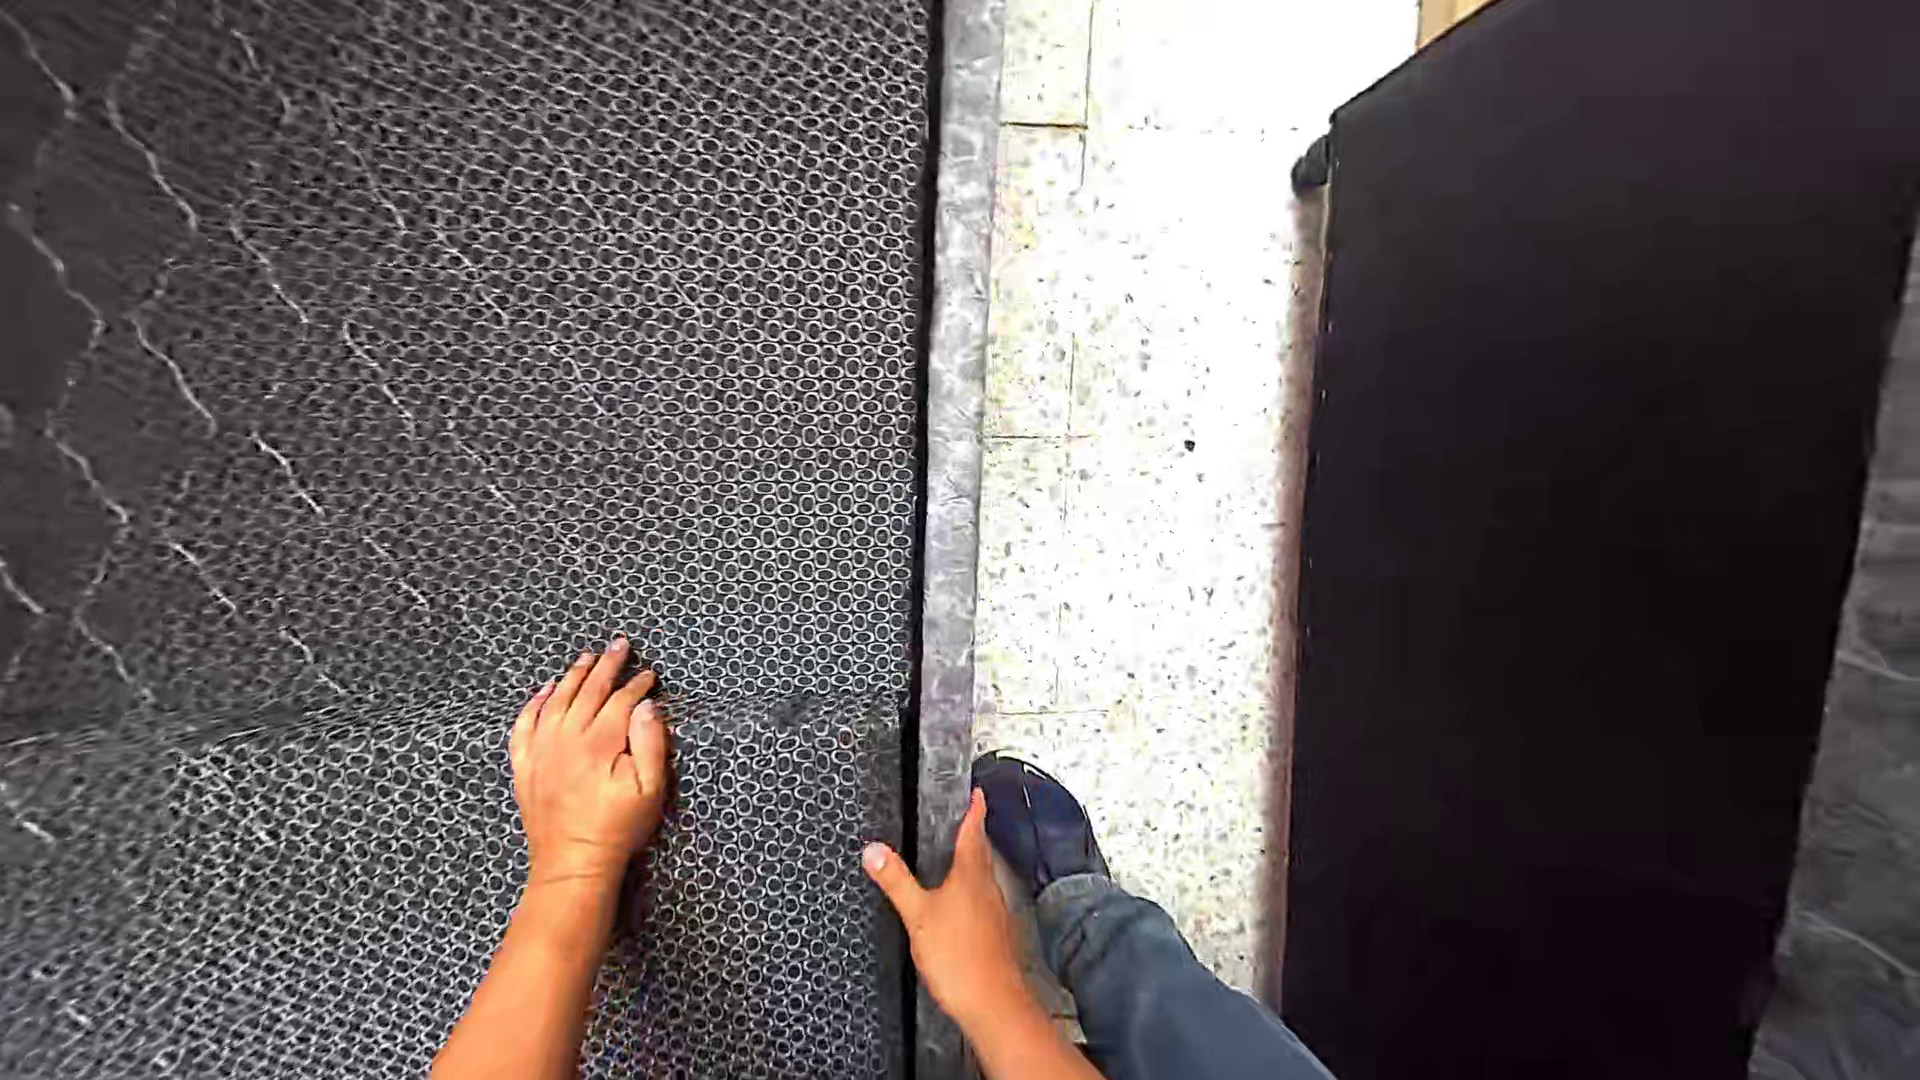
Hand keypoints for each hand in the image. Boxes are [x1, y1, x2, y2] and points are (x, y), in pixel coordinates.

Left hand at [509, 635, 667, 887]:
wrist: (573, 866)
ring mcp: (541, 754)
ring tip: (587, 657)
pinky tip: (543, 691)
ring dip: (573, 676)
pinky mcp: (526, 768)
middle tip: (620, 645)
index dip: (638, 685)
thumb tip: (647, 706)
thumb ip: (650, 743)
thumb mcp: (650, 787)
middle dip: (607, 665)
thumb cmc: (619, 826)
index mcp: (598, 744)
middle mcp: (566, 742)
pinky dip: (532, 706)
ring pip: (556, 702)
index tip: (651, 675)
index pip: (621, 701)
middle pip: (588, 692)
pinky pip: (523, 728)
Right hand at [862, 788, 1032, 1029]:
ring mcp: (994, 907)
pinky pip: (984, 896)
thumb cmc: (960, 957)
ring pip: (984, 873)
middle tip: (966, 817)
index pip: (974, 829)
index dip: (975, 808)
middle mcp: (987, 884)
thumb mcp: (918, 914)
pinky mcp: (995, 929)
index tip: (977, 791)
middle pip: (981, 849)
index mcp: (970, 872)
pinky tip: (962, 901)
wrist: (994, 1003)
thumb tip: (873, 850)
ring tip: (960, 854)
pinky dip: (973, 887)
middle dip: (973, 831)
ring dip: (973, 858)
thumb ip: (896, 881)